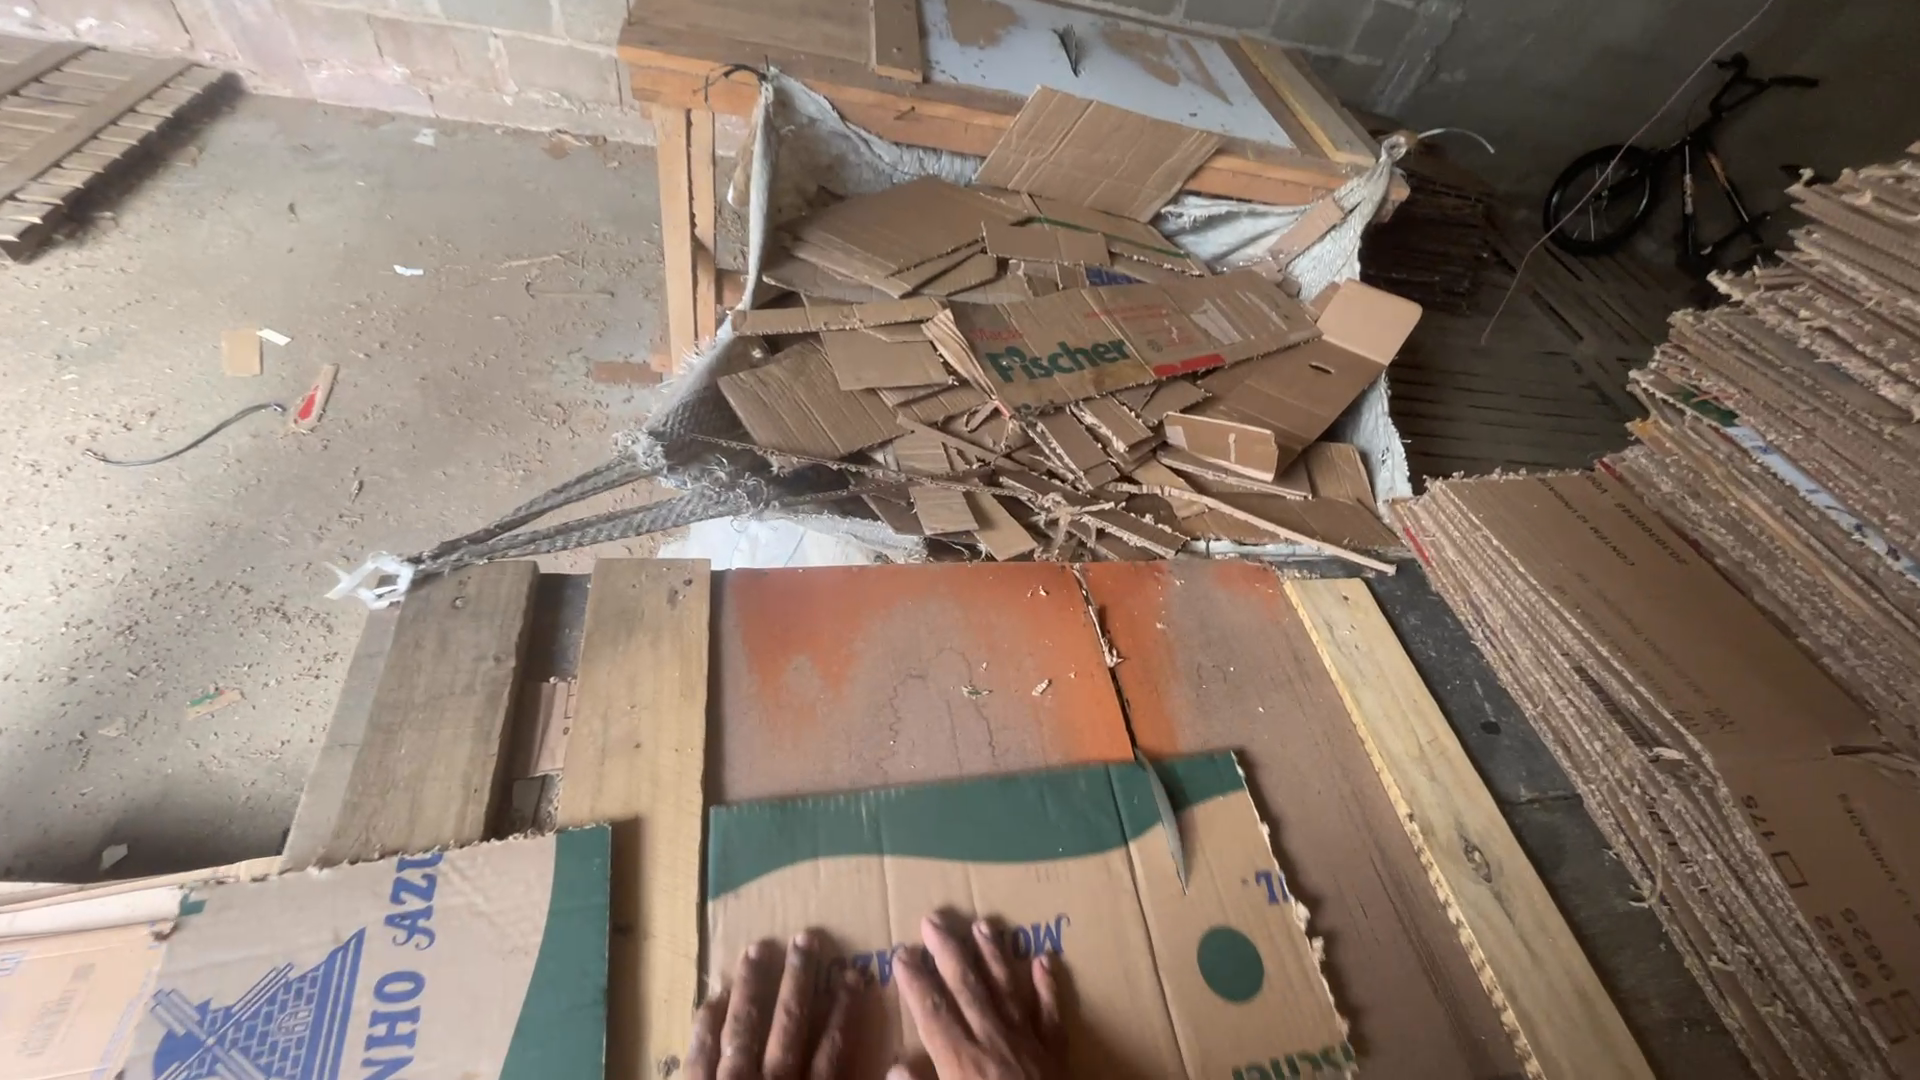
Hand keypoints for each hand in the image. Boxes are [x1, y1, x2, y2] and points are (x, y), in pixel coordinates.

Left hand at [688, 932, 856, 1079]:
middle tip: (805, 937)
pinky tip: (715, 997)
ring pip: (745, 1028)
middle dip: (798, 977)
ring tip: (757, 948)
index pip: (833, 1046)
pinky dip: (707, 1025)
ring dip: (752, 986)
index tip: (854, 974)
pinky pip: (700, 1054)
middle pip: (790, 1021)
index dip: (844, 1008)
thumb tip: (891, 1065)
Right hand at [890, 914, 1064, 1079]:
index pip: (932, 1012)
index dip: (915, 981)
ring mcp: (1028, 1045)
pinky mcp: (1057, 1057)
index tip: (901, 951)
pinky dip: (1048, 986)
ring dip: (993, 955)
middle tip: (933, 918)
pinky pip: (1051, 1015)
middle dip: (947, 951)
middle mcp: (994, 1042)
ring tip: (982, 925)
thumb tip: (895, 1066)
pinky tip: (1043, 959)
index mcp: (962, 1064)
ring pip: (1007, 989)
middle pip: (967, 987)